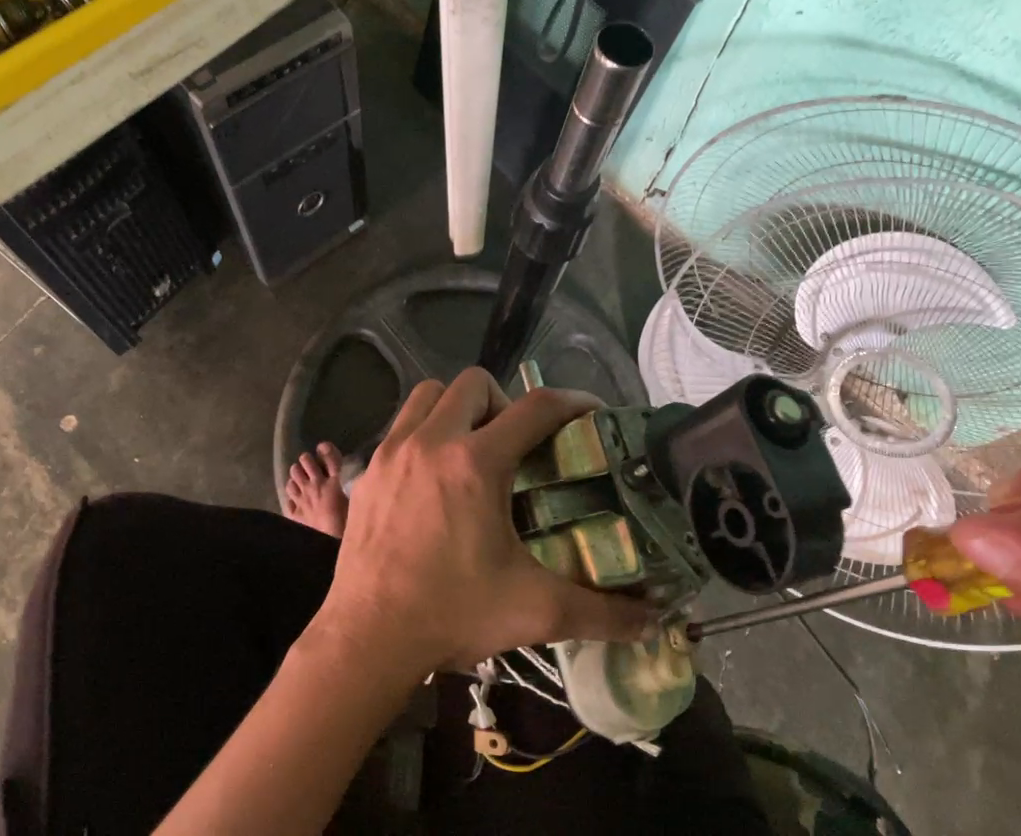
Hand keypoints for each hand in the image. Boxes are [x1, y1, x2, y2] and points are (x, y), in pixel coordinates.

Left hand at [309, 367, 653, 677]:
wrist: (368, 637)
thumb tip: (653, 621)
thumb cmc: (452, 614)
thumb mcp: (534, 611)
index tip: (591, 411)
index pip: (536, 408)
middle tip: (517, 444)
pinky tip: (435, 477)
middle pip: (475, 383)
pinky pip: (400, 424)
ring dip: (457, 407)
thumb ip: (600, 612)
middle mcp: (432, 442)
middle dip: (505, 402)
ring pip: (429, 394)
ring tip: (473, 448)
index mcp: (476, 463)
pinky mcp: (369, 471)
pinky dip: (423, 431)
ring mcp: (393, 452)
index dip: (572, 402)